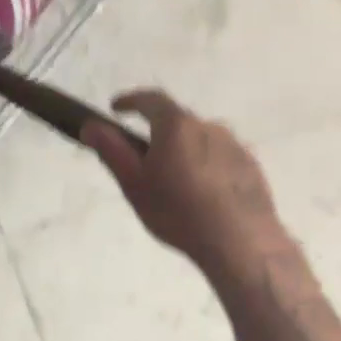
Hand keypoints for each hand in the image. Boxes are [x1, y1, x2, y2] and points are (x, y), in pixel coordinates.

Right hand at [79, 89, 285, 275]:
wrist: (239, 240)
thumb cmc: (177, 211)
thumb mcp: (133, 184)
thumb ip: (111, 150)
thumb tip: (90, 125)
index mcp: (176, 126)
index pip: (151, 99)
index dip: (130, 101)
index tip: (115, 108)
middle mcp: (208, 126)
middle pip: (176, 121)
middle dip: (156, 132)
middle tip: (141, 159)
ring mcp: (234, 144)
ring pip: (199, 140)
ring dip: (181, 150)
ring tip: (171, 183)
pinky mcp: (250, 165)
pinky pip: (218, 157)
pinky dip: (203, 165)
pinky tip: (199, 194)